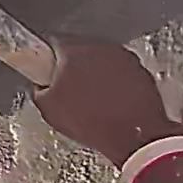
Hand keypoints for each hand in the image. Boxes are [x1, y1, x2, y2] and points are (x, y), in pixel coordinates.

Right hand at [33, 36, 182, 165]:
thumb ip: (40, 89)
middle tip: (70, 92)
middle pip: (81, 51)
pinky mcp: (142, 71)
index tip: (49, 72)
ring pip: (103, 61)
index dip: (49, 60)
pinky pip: (122, 74)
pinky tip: (111, 105)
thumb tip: (42, 86)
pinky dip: (116, 85)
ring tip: (92, 102)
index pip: (55, 44)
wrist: (133, 138)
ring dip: (96, 75)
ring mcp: (125, 58)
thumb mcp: (50, 109)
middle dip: (74, 68)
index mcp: (76, 51)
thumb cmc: (91, 122)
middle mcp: (102, 47)